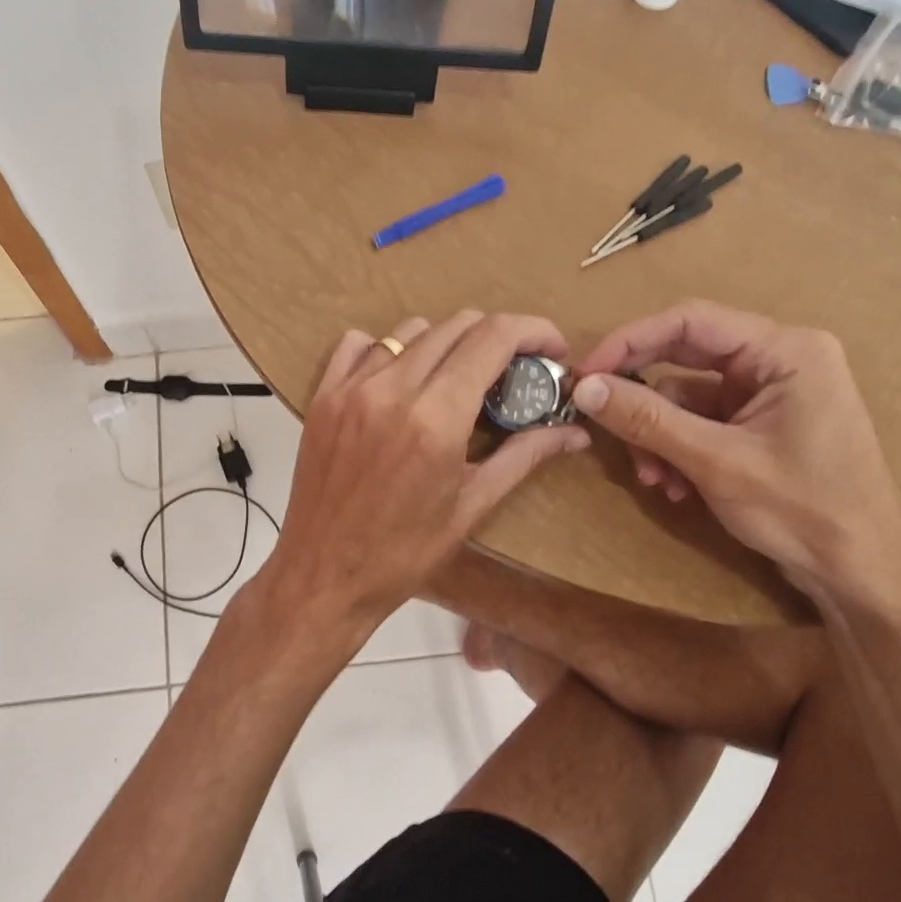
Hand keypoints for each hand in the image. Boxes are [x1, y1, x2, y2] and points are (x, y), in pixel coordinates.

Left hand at [260, 312, 591, 633]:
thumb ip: (524, 456)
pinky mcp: (323, 397)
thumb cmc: (403, 555)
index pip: (494, 337)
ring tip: (455, 381)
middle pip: (458, 325)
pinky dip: (389, 349)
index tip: (551, 350)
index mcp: (436, 418)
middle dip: (496, 338)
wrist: (324, 576)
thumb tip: (577, 433)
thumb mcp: (472, 507)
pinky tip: (400, 380)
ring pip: (411, 330)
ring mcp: (351, 389)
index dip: (534, 332)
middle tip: (510, 373)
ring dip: (446, 344)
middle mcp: (392, 390)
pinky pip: (360, 344)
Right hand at [571, 301, 900, 595]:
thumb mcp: (715, 461)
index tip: (585, 374)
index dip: (630, 342)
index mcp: (785, 350)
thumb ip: (647, 419)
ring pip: (688, 397)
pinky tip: (676, 488)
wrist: (860, 570)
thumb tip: (584, 388)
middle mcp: (779, 360)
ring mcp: (771, 395)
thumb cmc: (801, 509)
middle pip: (686, 358)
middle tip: (598, 420)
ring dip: (659, 436)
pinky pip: (704, 423)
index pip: (690, 322)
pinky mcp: (762, 426)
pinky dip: (680, 451)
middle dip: (643, 398)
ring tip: (653, 480)